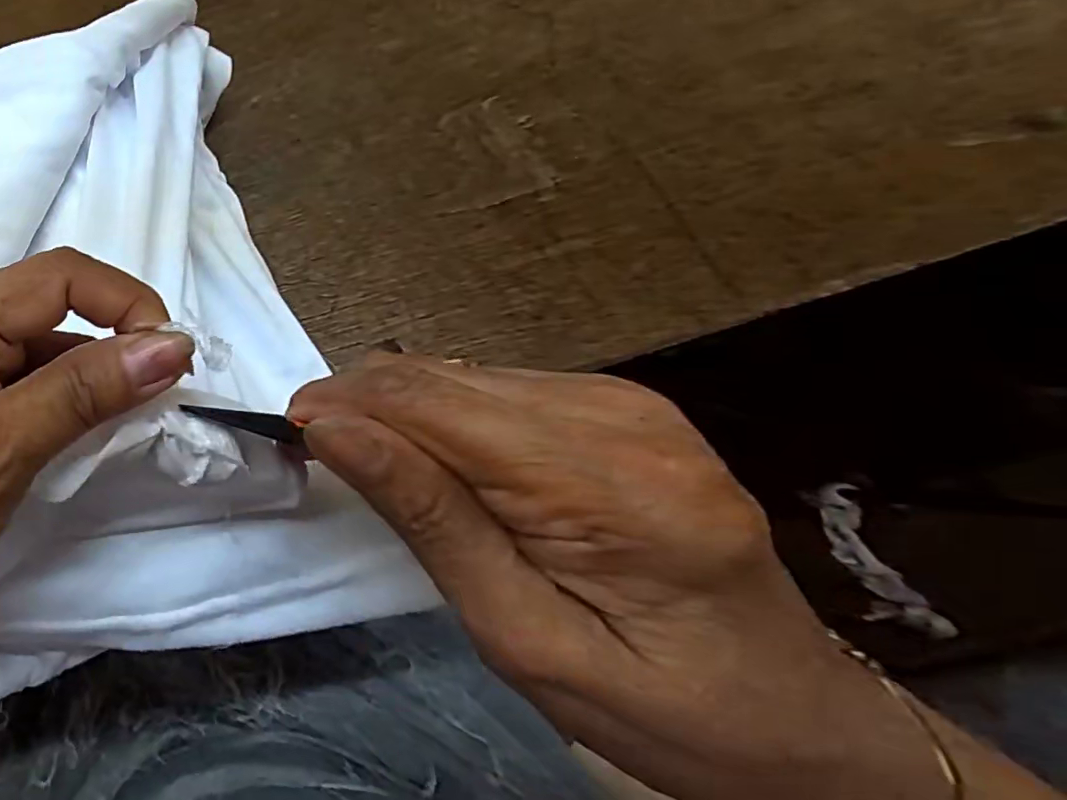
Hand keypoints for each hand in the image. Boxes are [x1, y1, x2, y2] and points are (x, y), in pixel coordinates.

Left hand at [0, 248, 195, 712]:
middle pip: (54, 302)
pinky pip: (39, 375)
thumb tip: (173, 346)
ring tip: (137, 410)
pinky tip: (99, 423)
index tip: (172, 354)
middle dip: (116, 335)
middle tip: (164, 384)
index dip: (123, 302)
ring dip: (100, 369)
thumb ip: (85, 391)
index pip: (55, 277)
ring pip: (53, 341)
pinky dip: (78, 393)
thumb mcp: (1, 451)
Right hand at [290, 354, 1049, 799]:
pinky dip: (441, 414)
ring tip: (379, 465)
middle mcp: (618, 415)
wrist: (799, 717)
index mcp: (610, 486)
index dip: (347, 402)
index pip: (435, 405)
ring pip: (457, 373)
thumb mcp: (521, 635)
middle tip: (322, 450)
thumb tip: (334, 427)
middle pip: (440, 377)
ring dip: (399, 409)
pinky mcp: (616, 400)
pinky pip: (489, 385)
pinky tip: (441, 461)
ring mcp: (622, 398)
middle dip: (363, 403)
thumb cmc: (659, 709)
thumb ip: (427, 516)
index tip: (291, 427)